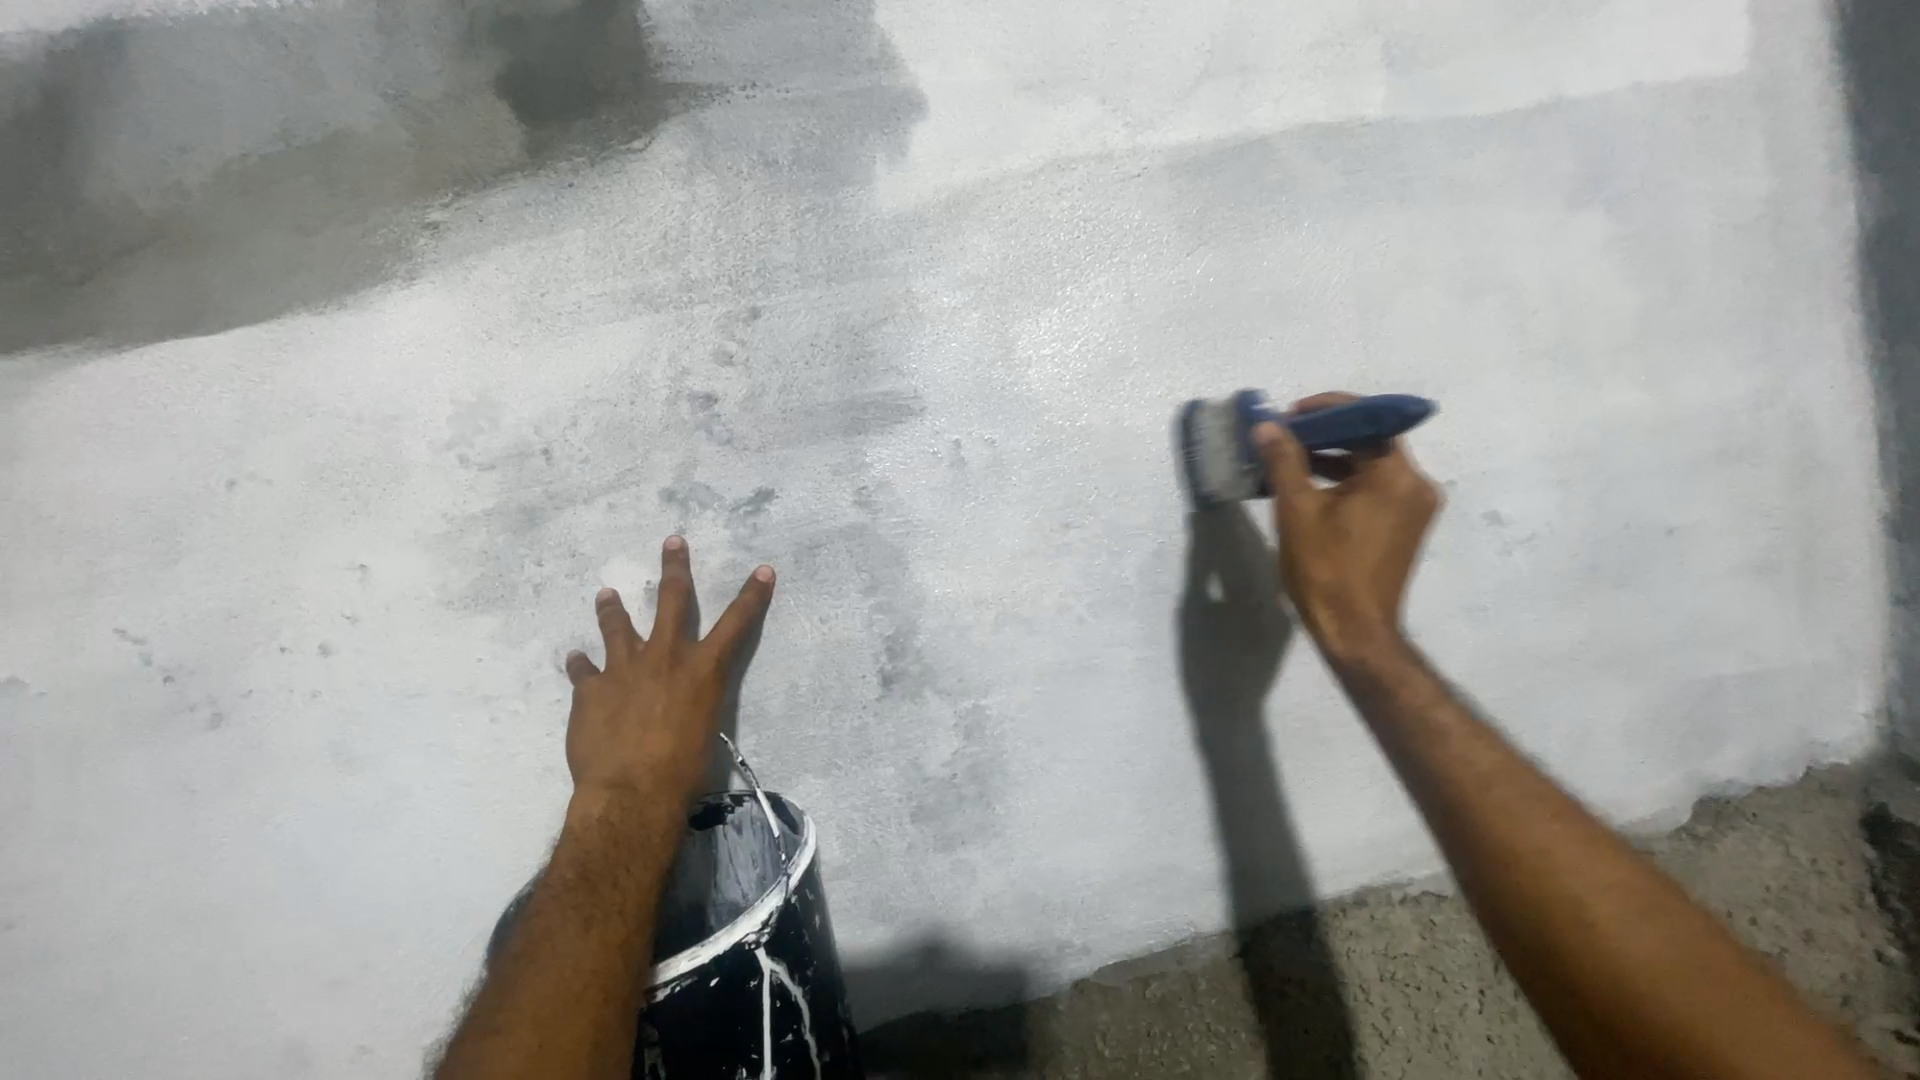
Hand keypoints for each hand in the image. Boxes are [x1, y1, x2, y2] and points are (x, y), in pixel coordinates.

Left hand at [562, 536, 774, 808]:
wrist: (631, 790)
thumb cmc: (684, 767)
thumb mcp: (706, 728)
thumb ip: (695, 702)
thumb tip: (682, 702)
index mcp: (703, 668)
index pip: (737, 623)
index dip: (753, 595)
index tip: (763, 570)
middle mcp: (666, 656)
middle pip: (672, 599)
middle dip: (675, 567)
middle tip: (672, 541)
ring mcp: (623, 668)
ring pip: (617, 626)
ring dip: (612, 609)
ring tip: (606, 594)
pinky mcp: (590, 689)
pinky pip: (582, 670)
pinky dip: (580, 665)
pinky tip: (575, 659)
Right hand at [1255, 392, 1440, 661]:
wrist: (1354, 629)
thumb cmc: (1326, 569)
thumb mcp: (1297, 510)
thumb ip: (1284, 461)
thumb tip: (1267, 427)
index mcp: (1396, 475)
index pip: (1366, 419)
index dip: (1325, 410)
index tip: (1289, 415)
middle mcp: (1416, 484)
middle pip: (1369, 441)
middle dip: (1324, 435)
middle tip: (1282, 438)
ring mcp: (1413, 507)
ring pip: (1369, 466)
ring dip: (1330, 459)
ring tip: (1286, 462)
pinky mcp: (1404, 526)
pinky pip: (1373, 489)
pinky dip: (1342, 482)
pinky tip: (1306, 489)